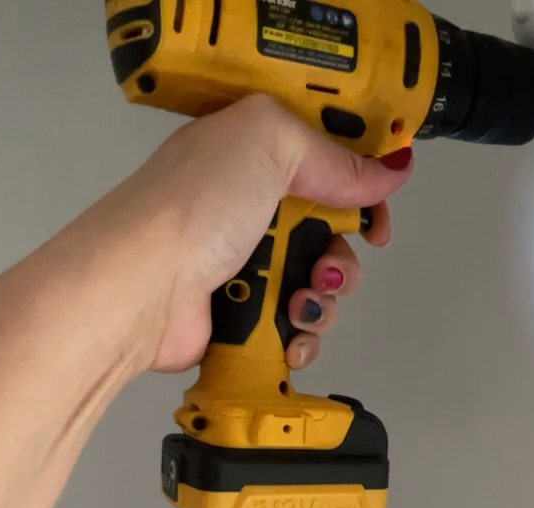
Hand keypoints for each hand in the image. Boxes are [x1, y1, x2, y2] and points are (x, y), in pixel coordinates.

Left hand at [99, 94, 412, 372]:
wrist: (146, 288)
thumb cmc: (191, 209)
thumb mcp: (267, 142)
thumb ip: (332, 152)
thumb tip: (387, 171)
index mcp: (258, 160)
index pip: (330, 172)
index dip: (361, 195)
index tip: (375, 219)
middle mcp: (254, 214)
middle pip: (333, 240)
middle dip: (342, 260)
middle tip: (325, 268)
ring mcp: (250, 269)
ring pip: (320, 291)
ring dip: (323, 303)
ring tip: (297, 304)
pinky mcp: (247, 318)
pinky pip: (299, 331)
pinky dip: (303, 338)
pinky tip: (289, 335)